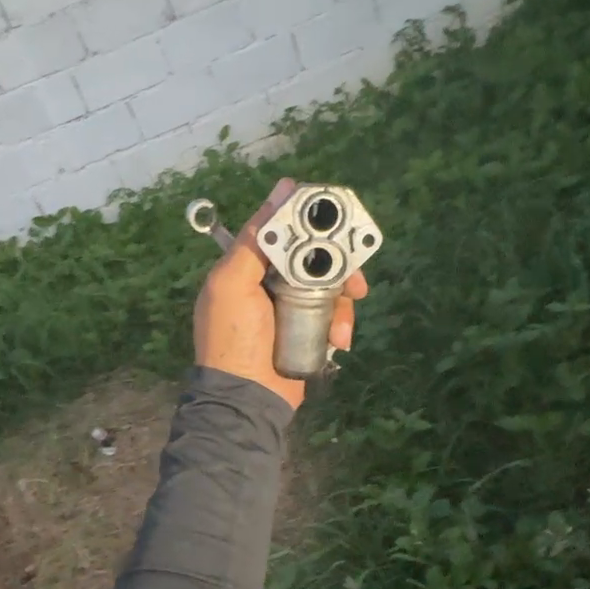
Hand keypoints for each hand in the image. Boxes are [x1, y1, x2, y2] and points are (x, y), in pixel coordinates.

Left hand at [195, 178, 369, 409]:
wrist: (245, 399)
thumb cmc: (234, 339)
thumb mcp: (233, 283)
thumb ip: (254, 239)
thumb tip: (284, 188)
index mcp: (248, 265)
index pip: (285, 229)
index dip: (311, 224)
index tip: (337, 224)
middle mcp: (271, 282)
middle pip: (316, 257)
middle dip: (339, 267)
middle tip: (356, 282)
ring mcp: (292, 309)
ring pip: (330, 287)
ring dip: (341, 303)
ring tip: (341, 325)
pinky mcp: (309, 332)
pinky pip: (333, 316)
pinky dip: (340, 325)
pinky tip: (338, 339)